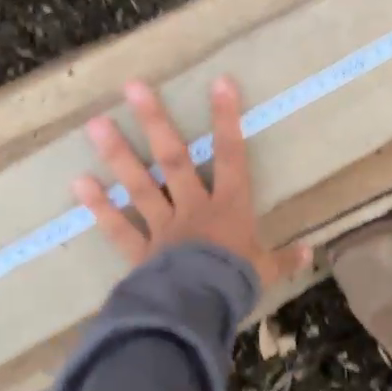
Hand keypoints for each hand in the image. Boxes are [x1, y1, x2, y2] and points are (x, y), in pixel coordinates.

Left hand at [73, 77, 302, 288]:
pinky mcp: (140, 251)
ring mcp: (163, 226)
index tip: (220, 82)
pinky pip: (118, 227)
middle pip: (175, 159)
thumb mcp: (267, 271)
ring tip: (97, 123)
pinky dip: (99, 206)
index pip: (232, 156)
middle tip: (134, 88)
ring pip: (140, 185)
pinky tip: (80, 182)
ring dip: (119, 154)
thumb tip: (311, 252)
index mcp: (230, 207)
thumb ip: (285, 259)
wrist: (198, 308)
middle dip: (155, 122)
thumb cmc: (237, 283)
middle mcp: (194, 207)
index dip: (228, 119)